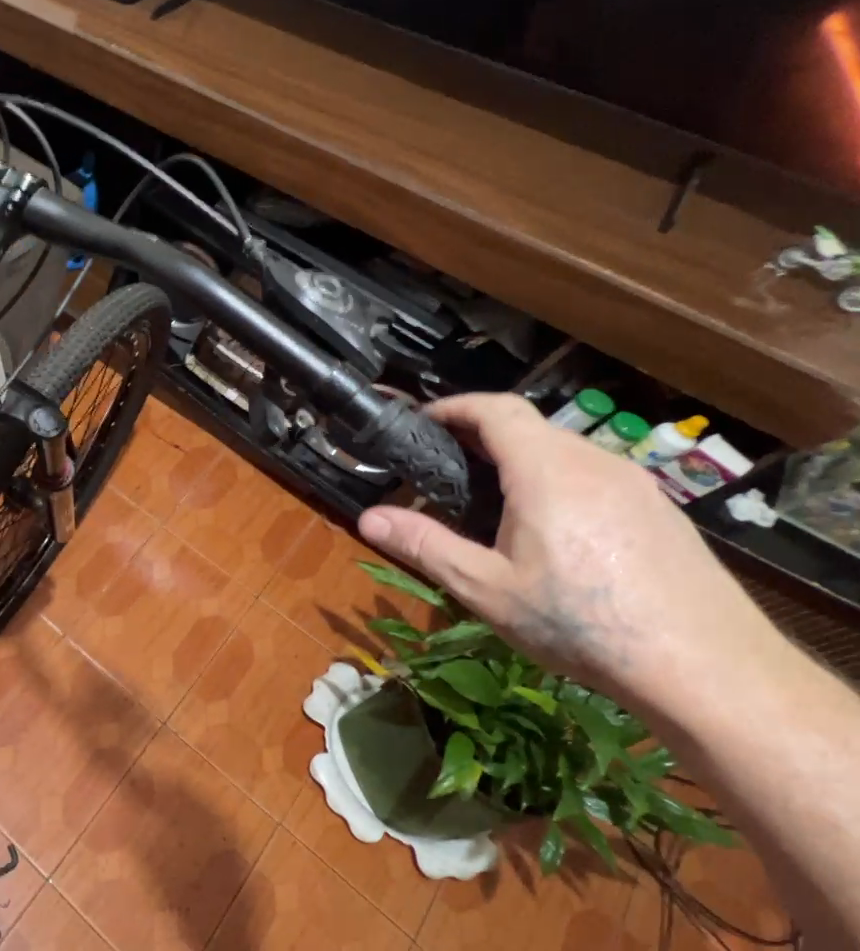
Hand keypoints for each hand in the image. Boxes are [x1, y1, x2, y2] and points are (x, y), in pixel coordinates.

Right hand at [355, 393, 773, 707]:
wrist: (707, 668)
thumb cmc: (581, 621)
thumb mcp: (486, 588)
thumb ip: (425, 545)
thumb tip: (368, 517)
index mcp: (547, 471)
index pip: (497, 409)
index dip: (454, 407)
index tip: (421, 422)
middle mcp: (595, 465)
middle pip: (531, 429)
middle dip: (482, 438)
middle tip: (446, 471)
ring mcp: (637, 487)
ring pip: (566, 453)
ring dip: (522, 462)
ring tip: (492, 504)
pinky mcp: (661, 514)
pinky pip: (597, 478)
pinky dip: (559, 483)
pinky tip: (552, 533)